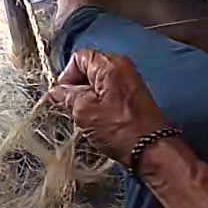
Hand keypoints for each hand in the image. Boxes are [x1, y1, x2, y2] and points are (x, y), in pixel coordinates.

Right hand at [47, 49, 170, 162]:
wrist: (151, 149)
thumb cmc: (118, 128)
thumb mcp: (84, 110)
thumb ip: (66, 96)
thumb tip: (55, 91)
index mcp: (110, 64)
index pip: (79, 58)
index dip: (66, 76)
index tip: (63, 96)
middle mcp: (123, 67)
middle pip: (89, 70)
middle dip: (76, 88)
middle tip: (72, 108)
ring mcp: (130, 82)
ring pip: (98, 83)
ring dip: (87, 98)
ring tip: (86, 117)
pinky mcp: (134, 97)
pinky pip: (109, 93)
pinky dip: (99, 103)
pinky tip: (99, 120)